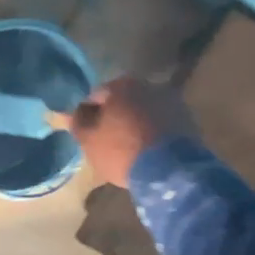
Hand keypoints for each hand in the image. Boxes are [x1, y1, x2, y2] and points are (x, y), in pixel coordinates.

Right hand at [60, 78, 199, 187]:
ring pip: (143, 111)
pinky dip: (152, 132)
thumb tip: (67, 114)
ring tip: (128, 148)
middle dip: (113, 118)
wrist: (168, 170)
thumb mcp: (90, 141)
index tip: (86, 135)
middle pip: (122, 101)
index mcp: (121, 85)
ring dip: (134, 124)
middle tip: (106, 142)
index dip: (87, 116)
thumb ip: (77, 124)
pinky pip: (161, 123)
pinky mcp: (187, 119)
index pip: (95, 96)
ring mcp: (171, 100)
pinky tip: (147, 151)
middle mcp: (148, 84)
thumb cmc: (121, 151)